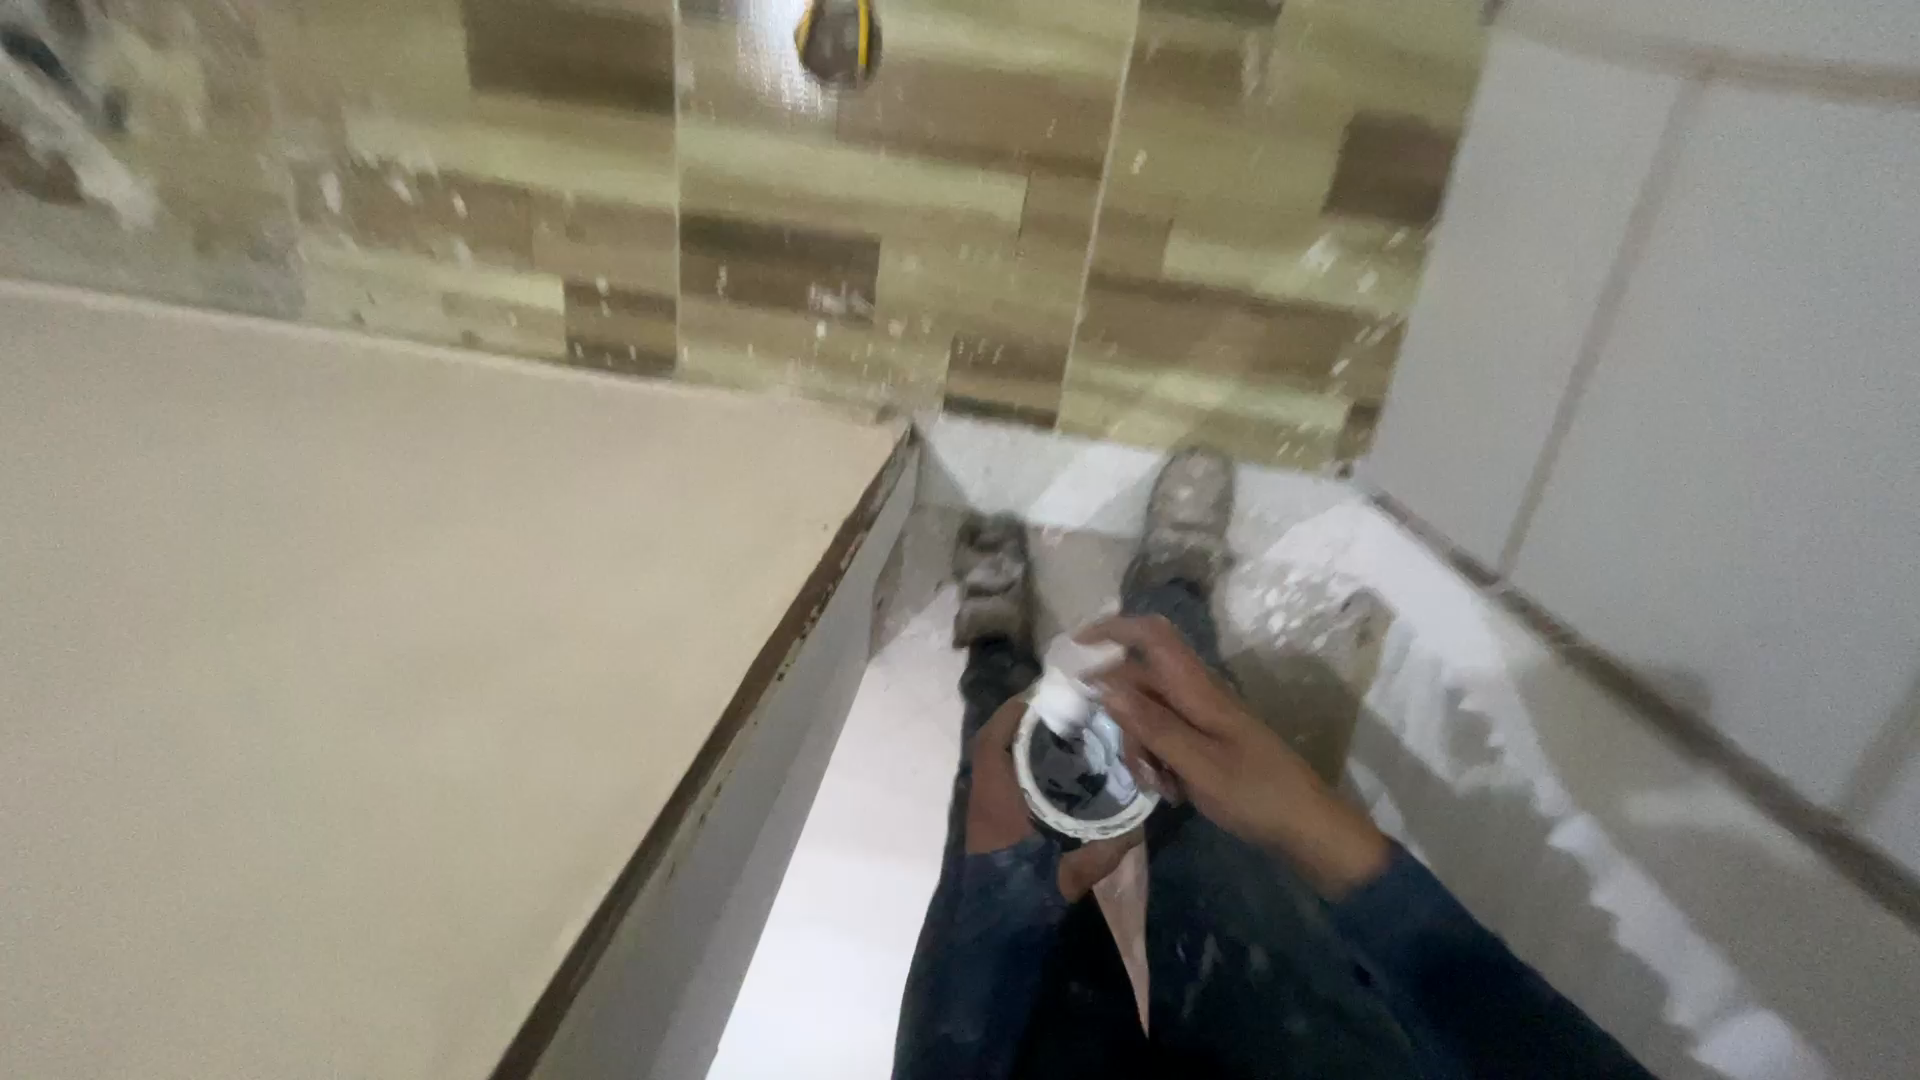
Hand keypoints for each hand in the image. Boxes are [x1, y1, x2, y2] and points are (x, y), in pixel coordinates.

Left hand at [965, 697, 1142, 901]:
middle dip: (1022, 722)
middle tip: (1060, 710)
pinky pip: (999, 777)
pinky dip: (1018, 763)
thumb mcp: (1075, 870)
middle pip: (995, 743)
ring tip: (1059, 729)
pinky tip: (1049, 765)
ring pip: (997, 759)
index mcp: (996, 796)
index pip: (993, 740)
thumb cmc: (1028, 892)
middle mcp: (984, 795)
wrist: (997, 930)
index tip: (1045, 697)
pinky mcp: (988, 821)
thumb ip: (1108, 844)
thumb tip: (1142, 817)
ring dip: (1020, 741)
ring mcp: (983, 808)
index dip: (1014, 712)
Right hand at [1078, 615, 1389, 897]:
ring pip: (1147, 713)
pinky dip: (1156, 759)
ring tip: (1159, 787)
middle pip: (1139, 682)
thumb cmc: (1257, 794)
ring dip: (1140, 747)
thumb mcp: (1198, 765)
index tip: (1075, 647)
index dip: (1112, 629)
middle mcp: (1195, 693)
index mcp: (1197, 689)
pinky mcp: (1204, 739)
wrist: (1309, 828)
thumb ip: (1151, 725)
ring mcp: (1200, 716)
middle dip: (1124, 719)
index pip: (1151, 636)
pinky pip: (1163, 736)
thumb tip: (1104, 685)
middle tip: (1134, 767)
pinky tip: (1170, 791)